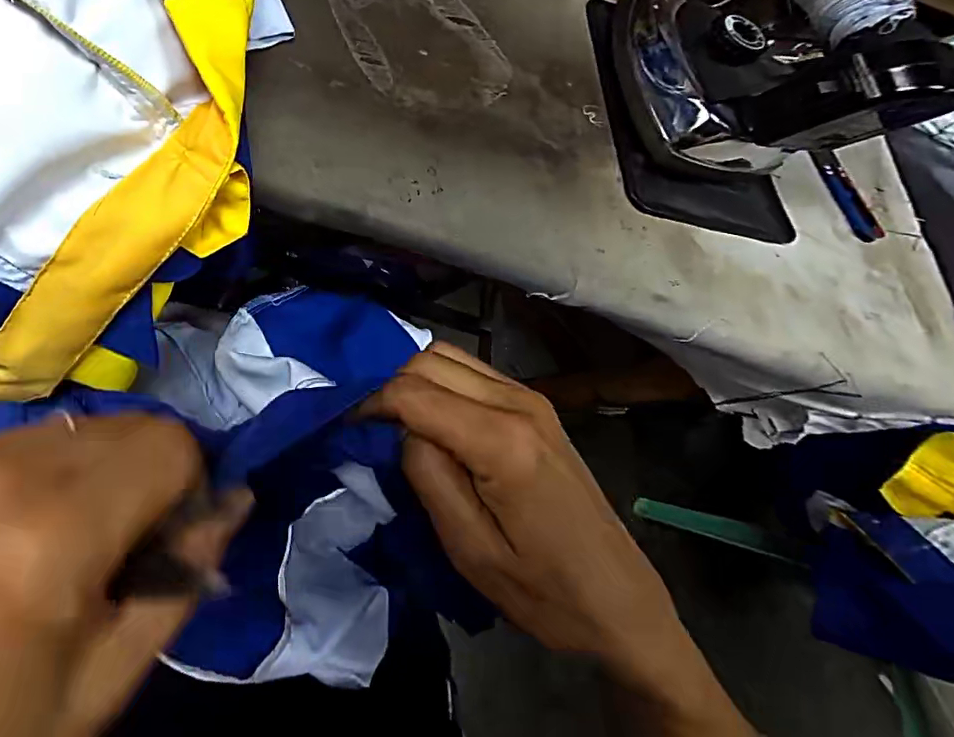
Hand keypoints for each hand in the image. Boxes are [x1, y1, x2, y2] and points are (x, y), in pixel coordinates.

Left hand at [0, 414, 251, 736]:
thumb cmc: (0, 723)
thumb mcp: (117, 667)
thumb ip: (191, 569)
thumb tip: (238, 496)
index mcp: (57, 526)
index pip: (175, 444)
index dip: (191, 487)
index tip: (172, 538)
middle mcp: (11, 468)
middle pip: (139, 425)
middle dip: (155, 472)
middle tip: (130, 540)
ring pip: (97, 424)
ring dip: (112, 465)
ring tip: (80, 532)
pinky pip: (46, 434)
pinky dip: (64, 464)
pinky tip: (34, 520)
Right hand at [365, 343, 754, 735]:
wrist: (618, 595)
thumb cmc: (545, 590)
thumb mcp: (473, 550)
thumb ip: (429, 477)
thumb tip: (399, 428)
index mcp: (502, 439)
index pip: (414, 391)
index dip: (368, 400)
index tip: (335, 421)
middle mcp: (519, 401)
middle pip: (432, 359)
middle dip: (384, 377)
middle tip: (349, 412)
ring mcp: (532, 398)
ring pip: (453, 358)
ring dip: (411, 374)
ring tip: (377, 410)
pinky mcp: (537, 407)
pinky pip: (475, 374)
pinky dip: (439, 381)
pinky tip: (420, 409)